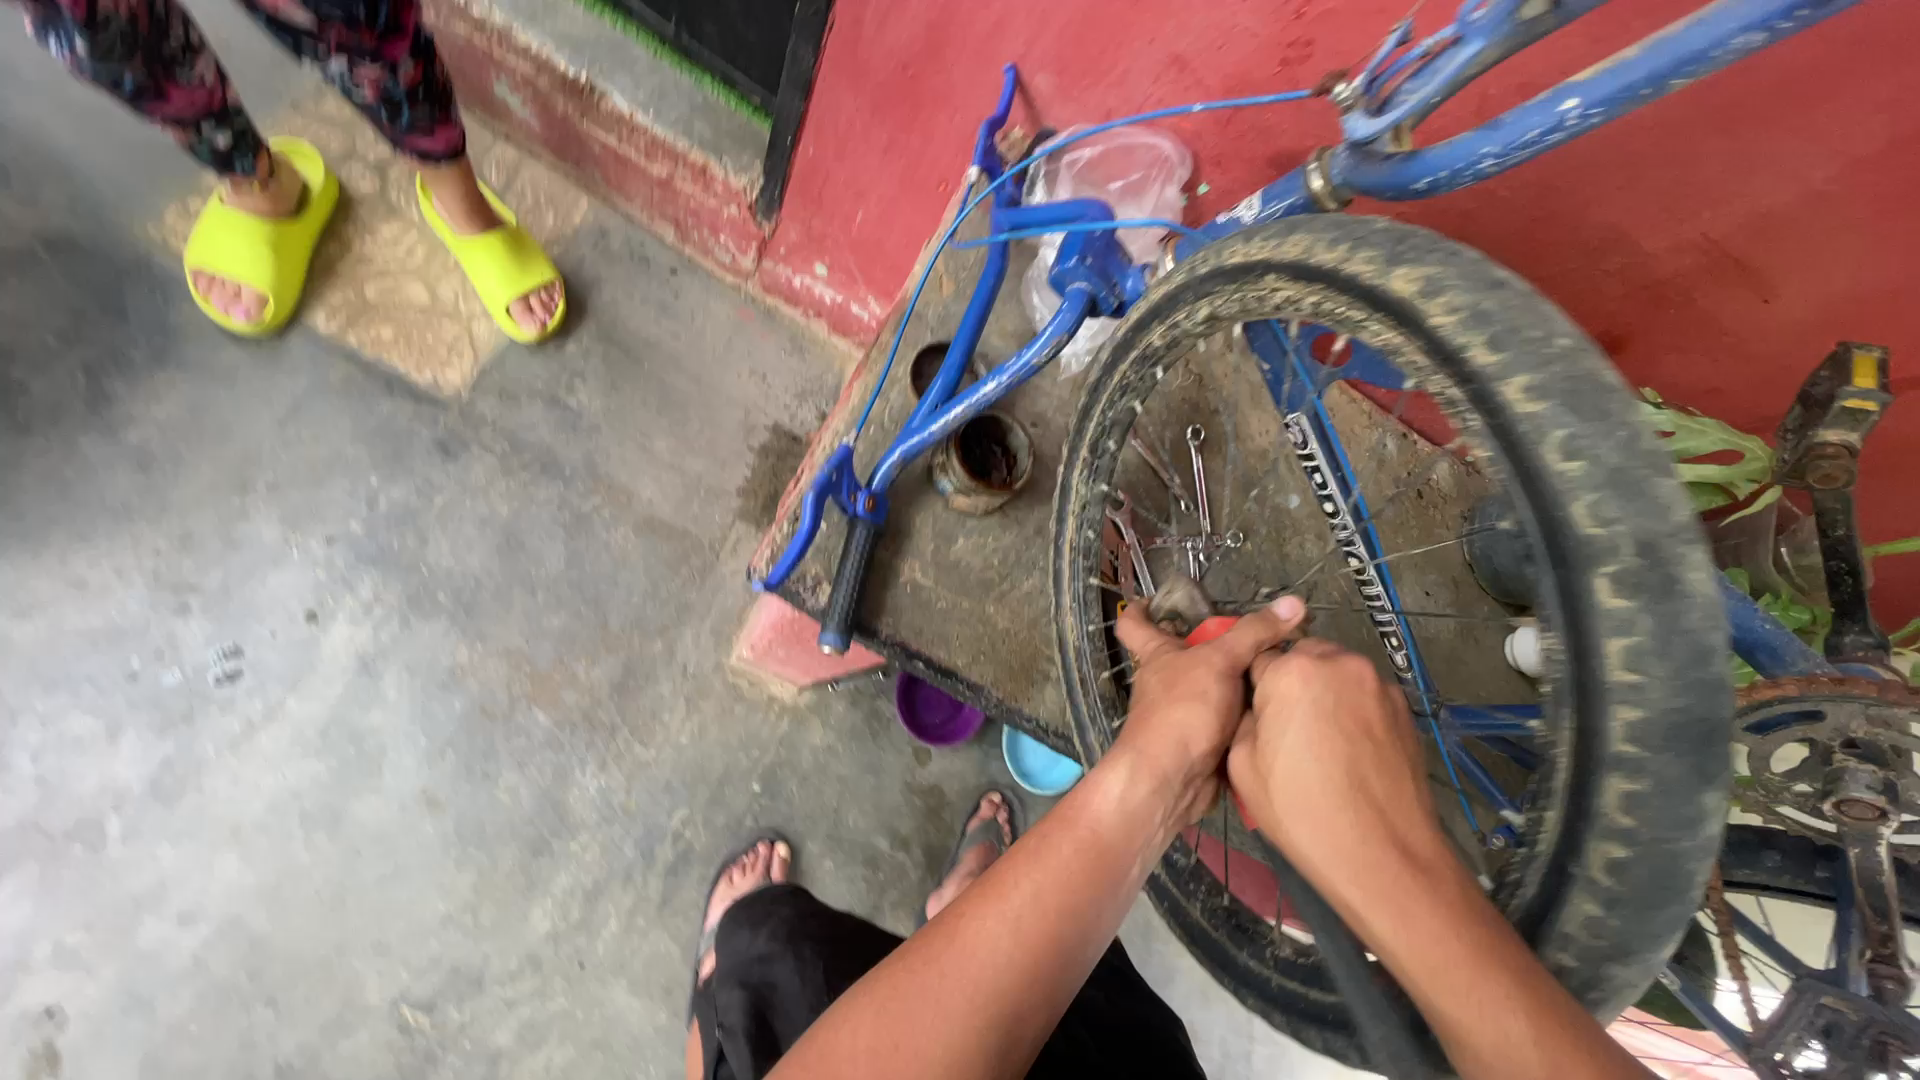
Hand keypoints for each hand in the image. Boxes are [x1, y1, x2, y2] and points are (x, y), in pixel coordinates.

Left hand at [1110, 595, 1306, 825]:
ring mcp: (1184, 714)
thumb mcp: (1219, 662)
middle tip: (1267, 638)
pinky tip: (1284, 713)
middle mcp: (1166, 682)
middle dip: (1222, 649)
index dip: (1141, 609)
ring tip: (1290, 674)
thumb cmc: (1182, 711)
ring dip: (1245, 688)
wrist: (1172, 780)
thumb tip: (1294, 602)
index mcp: (1157, 655)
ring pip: (1217, 692)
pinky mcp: (1203, 744)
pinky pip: (1230, 724)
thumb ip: (1254, 634)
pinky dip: (1251, 720)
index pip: (1135, 624)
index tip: (1156, 600)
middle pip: (1191, 657)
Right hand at [1226, 630, 1447, 899]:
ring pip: (1339, 673)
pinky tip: (1352, 751)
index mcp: (1290, 672)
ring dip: (1326, 692)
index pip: (1259, 658)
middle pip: (1304, 656)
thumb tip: (1259, 710)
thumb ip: (1245, 719)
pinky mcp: (1406, 709)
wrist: (1383, 853)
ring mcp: (1378, 684)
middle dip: (1293, 680)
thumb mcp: (1241, 764)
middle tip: (1290, 726)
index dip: (1255, 687)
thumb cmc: (1300, 810)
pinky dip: (1355, 710)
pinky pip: (1366, 695)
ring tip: (1324, 741)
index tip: (1258, 716)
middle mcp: (1338, 664)